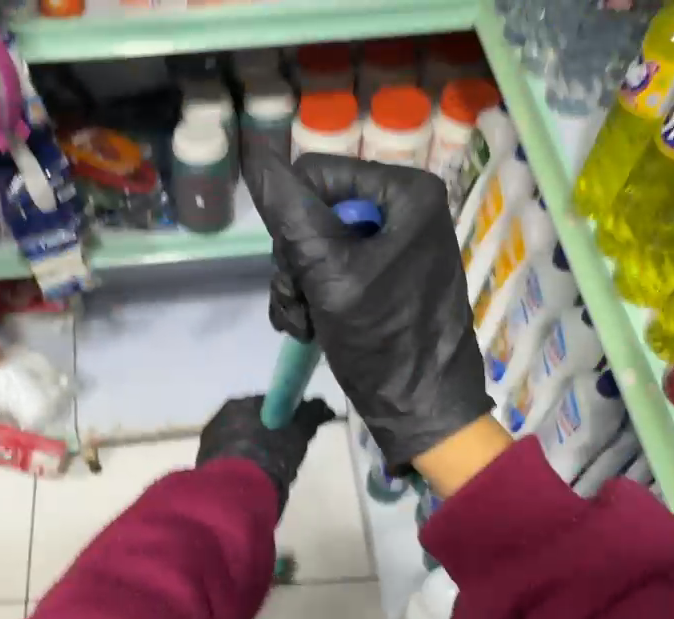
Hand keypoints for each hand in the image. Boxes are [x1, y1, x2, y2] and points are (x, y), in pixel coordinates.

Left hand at [196, 395, 335, 513]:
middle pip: (254, 424)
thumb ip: (310, 417)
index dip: (286, 419)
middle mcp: (221, 417)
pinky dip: (243, 469)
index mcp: (241, 403)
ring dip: (256, 454)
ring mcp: (209, 442)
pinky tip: (253, 484)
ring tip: (271, 476)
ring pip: (242, 444)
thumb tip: (321, 405)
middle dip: (270, 438)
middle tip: (286, 459)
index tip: (298, 436)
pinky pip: (231, 462)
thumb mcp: (297, 437)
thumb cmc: (269, 458)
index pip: (270, 405)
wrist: (234, 495)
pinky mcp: (204, 466)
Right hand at [244, 149, 491, 470]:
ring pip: (315, 248)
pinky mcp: (386, 279)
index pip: (316, 175)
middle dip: (295, 265)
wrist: (422, 411)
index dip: (291, 224)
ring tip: (304, 326)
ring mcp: (395, 246)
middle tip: (300, 308)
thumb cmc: (385, 341)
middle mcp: (403, 210)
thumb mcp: (329, 275)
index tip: (298, 274)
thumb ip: (290, 214)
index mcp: (406, 192)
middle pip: (314, 212)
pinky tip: (311, 331)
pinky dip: (312, 301)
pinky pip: (331, 273)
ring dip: (297, 289)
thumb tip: (251, 151)